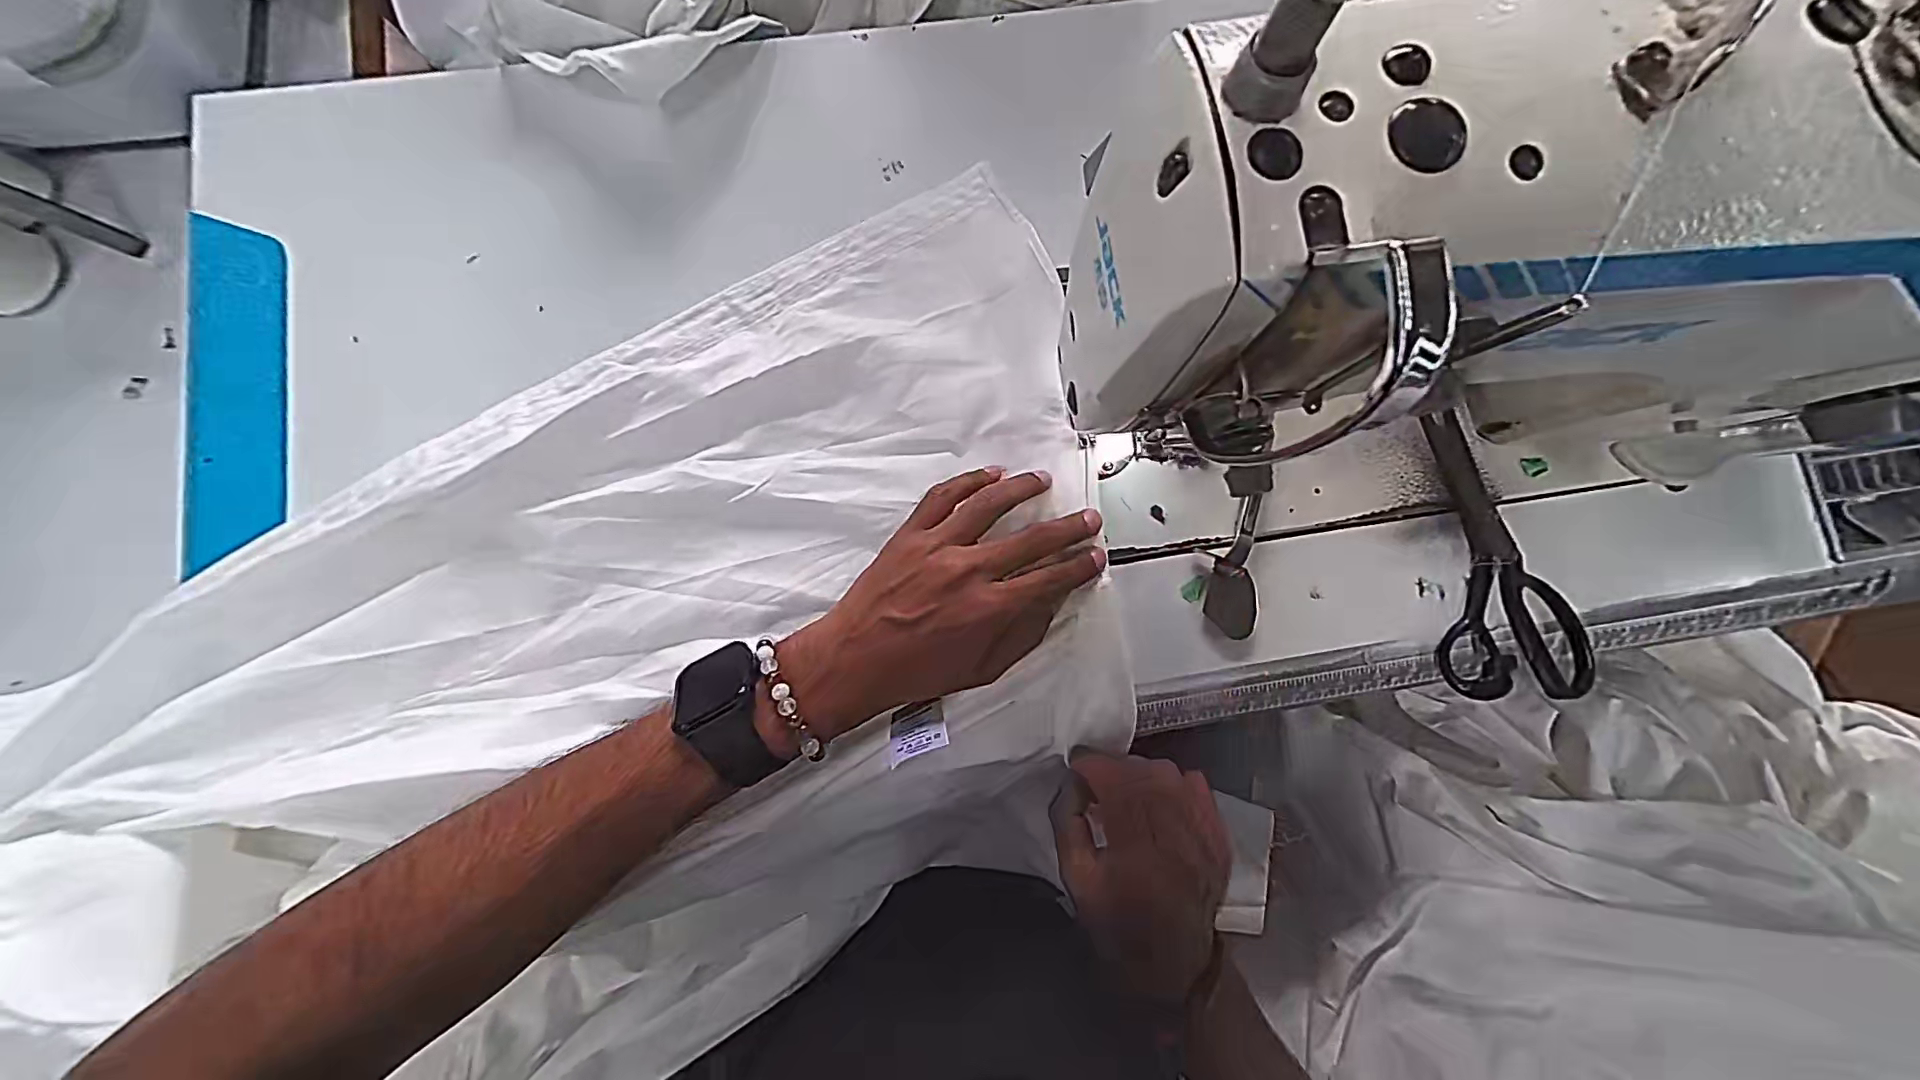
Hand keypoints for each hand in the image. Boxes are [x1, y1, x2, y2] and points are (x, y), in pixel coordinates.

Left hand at [775, 467, 1105, 742]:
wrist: (853, 659)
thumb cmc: (912, 670)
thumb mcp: (980, 669)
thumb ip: (1021, 636)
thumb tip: (1048, 607)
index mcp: (988, 608)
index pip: (1049, 578)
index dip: (1078, 566)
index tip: (1092, 557)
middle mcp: (966, 572)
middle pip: (1031, 539)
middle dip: (1067, 528)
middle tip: (1086, 520)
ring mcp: (936, 548)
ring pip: (989, 505)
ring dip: (1022, 489)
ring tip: (1041, 481)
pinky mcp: (910, 536)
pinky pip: (943, 498)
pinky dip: (968, 482)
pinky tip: (988, 476)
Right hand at [1054, 752, 1230, 1005]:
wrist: (1173, 963)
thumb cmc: (1118, 922)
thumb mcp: (1076, 880)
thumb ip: (1067, 825)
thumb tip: (1071, 784)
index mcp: (1136, 852)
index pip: (1116, 784)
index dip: (1092, 765)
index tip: (1076, 766)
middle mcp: (1175, 838)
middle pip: (1145, 773)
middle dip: (1114, 766)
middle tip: (1097, 780)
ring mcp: (1202, 836)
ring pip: (1171, 774)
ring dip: (1141, 772)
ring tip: (1126, 789)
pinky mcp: (1218, 837)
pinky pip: (1198, 787)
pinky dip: (1174, 782)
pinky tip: (1159, 797)